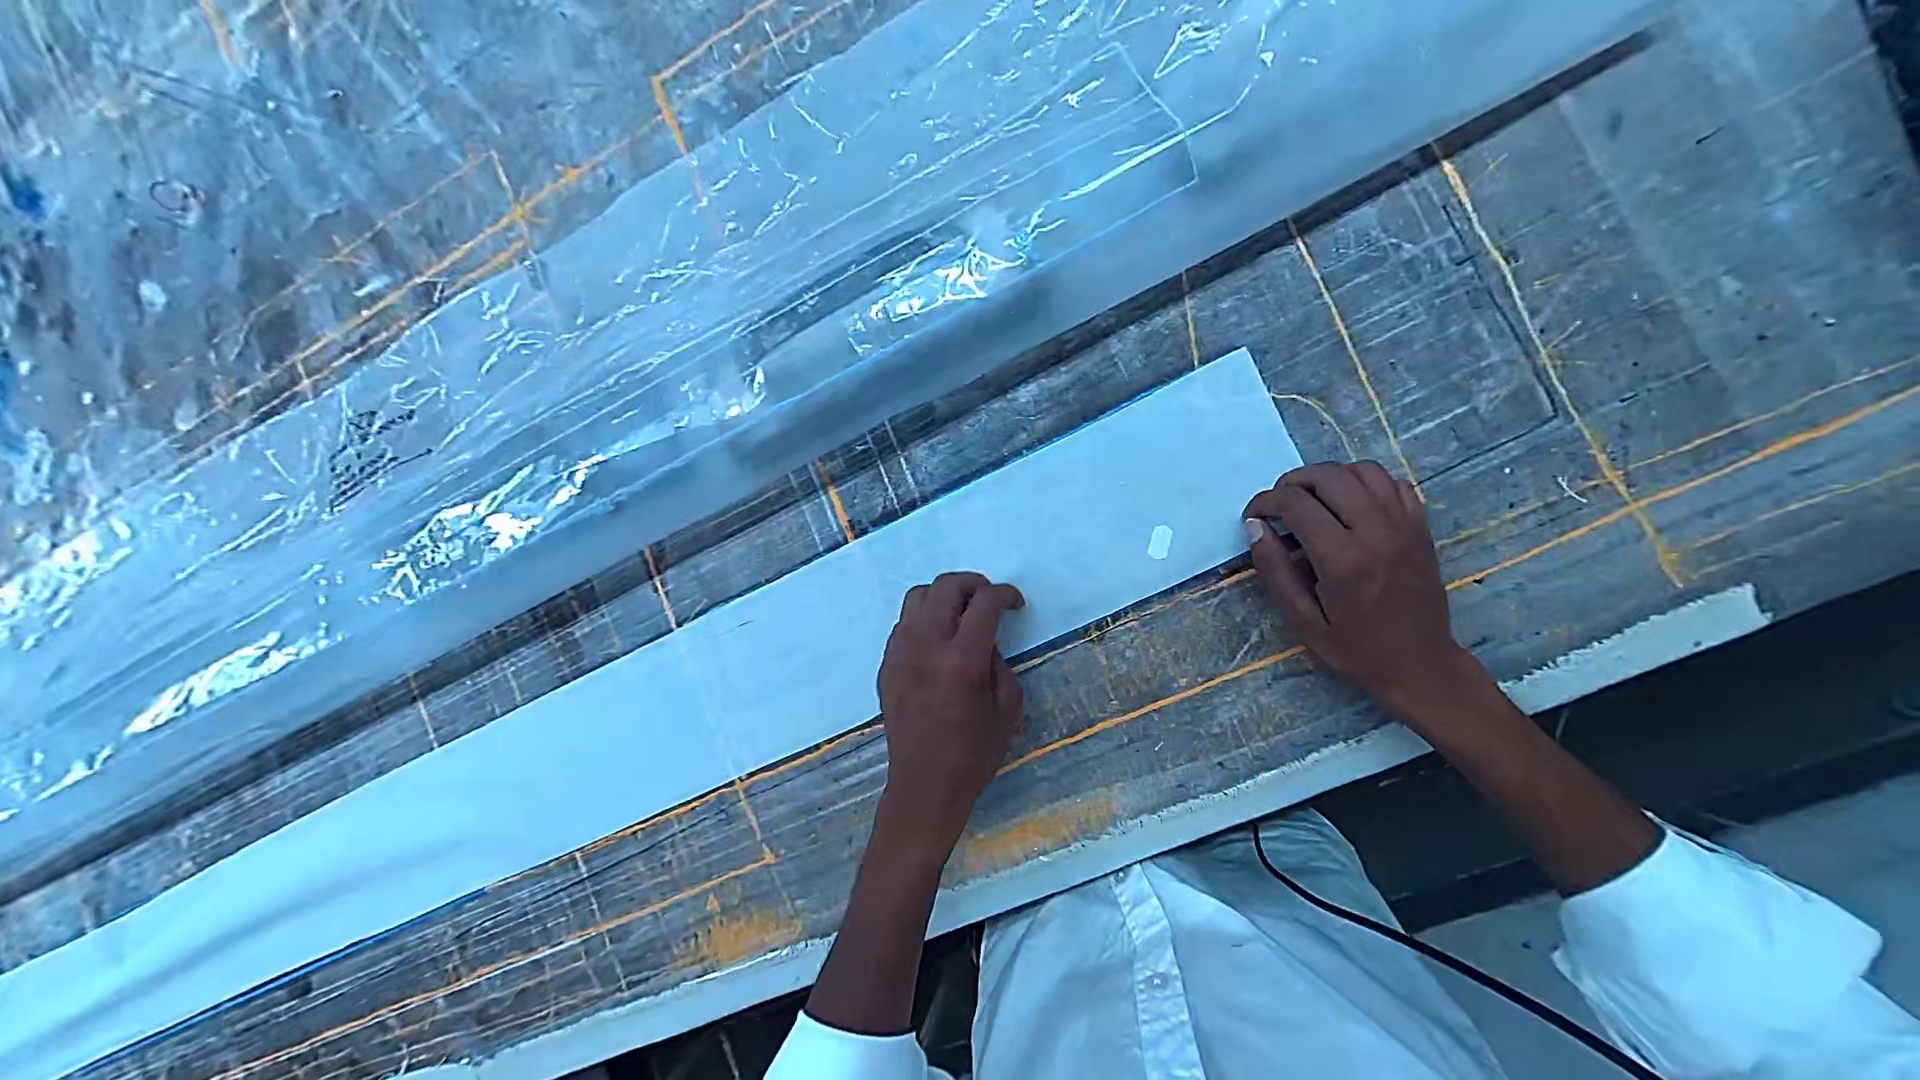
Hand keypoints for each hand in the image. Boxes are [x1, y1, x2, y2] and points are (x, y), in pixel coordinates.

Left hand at [876, 571, 1025, 848]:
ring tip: (961, 613)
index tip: (1014, 602)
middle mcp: (926, 646)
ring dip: (944, 596)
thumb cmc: (973, 753)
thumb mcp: (1007, 707)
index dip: (1004, 594)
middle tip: (988, 599)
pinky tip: (938, 639)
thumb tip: (986, 638)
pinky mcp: (886, 664)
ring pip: (918, 596)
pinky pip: (903, 623)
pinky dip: (924, 618)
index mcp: (962, 660)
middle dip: (974, 584)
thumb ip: (1000, 662)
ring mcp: (900, 653)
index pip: (984, 603)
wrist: (924, 785)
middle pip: (946, 587)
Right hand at [1243, 462, 1476, 717]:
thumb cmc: (1356, 649)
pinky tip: (1348, 505)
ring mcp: (1404, 525)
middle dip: (1291, 482)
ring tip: (1310, 500)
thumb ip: (1275, 571)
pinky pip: (1392, 483)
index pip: (1295, 504)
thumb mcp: (1302, 620)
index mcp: (1344, 559)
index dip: (1264, 503)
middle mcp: (1377, 532)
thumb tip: (1254, 527)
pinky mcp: (1420, 527)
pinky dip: (1363, 483)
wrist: (1421, 665)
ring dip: (1328, 477)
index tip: (1253, 517)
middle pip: (1328, 476)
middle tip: (1277, 506)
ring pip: (1361, 470)